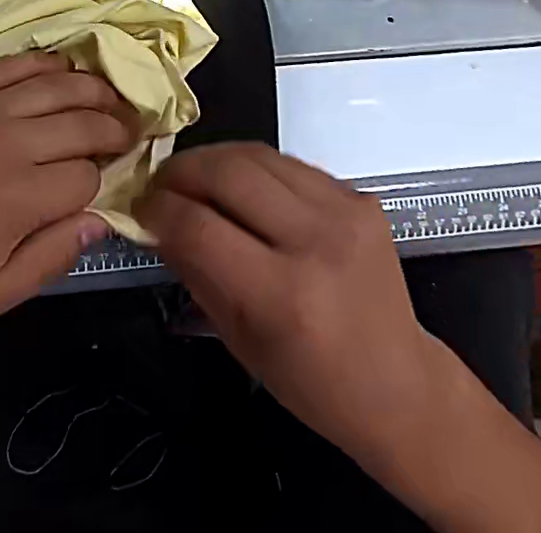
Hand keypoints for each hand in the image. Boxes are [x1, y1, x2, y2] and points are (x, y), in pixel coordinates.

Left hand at [0, 51, 132, 379]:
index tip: (109, 186)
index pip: (89, 175)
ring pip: (60, 84)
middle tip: (132, 134)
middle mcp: (7, 141)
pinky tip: (64, 70)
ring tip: (113, 99)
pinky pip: (14, 64)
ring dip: (96, 89)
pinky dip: (47, 63)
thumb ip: (47, 260)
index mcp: (16, 199)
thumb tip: (101, 220)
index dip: (105, 181)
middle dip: (116, 128)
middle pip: (85, 120)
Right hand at [134, 143, 447, 464]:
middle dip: (181, 170)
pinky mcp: (360, 198)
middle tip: (162, 183)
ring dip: (214, 160)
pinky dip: (255, 168)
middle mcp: (317, 241)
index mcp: (283, 294)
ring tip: (194, 177)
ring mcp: (346, 212)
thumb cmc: (311, 382)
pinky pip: (290, 164)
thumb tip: (156, 222)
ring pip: (258, 155)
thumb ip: (195, 271)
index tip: (140, 207)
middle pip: (228, 173)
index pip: (199, 226)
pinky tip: (243, 188)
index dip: (158, 209)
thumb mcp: (238, 339)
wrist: (400, 384)